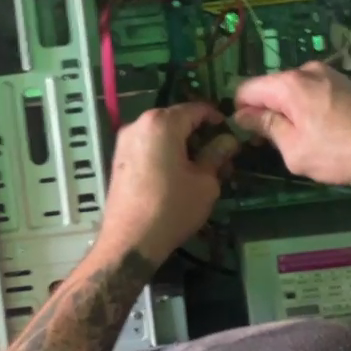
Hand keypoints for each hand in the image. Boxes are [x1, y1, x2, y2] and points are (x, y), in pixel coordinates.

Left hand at [97, 103, 238, 263]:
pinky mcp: (118, 159)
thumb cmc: (172, 207)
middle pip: (177, 119)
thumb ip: (217, 155)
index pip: (197, 109)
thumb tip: (229, 140)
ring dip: (183, 144)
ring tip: (202, 167)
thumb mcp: (205, 182)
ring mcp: (125, 141)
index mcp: (162, 123)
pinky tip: (178, 174)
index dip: (218, 118)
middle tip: (220, 155)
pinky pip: (148, 146)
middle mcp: (139, 124)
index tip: (232, 133)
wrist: (130, 241)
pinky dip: (165, 152)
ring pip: (162, 133)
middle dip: (200, 133)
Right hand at [232, 63, 350, 185]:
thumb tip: (243, 115)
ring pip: (293, 92)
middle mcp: (307, 70)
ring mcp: (329, 74)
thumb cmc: (341, 152)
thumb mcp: (295, 149)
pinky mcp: (345, 83)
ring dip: (290, 113)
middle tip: (276, 145)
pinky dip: (309, 110)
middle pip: (270, 88)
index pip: (246, 89)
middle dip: (267, 113)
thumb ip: (267, 128)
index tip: (249, 136)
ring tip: (304, 142)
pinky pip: (313, 93)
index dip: (240, 112)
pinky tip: (323, 133)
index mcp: (289, 84)